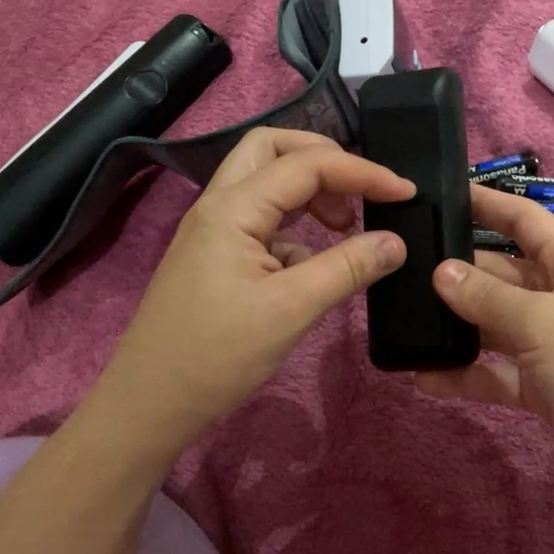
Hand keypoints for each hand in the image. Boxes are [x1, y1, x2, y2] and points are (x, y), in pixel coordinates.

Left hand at [97, 128, 414, 454]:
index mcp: (233, 209)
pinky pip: (264, 218)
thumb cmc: (217, 355)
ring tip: (345, 225)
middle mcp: (219, 206)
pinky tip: (315, 264)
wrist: (149, 406)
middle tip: (361, 190)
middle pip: (272, 148)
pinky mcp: (218, 256)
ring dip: (310, 189)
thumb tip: (397, 241)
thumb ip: (348, 267)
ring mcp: (215, 230)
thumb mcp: (292, 310)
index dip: (362, 172)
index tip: (405, 192)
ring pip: (266, 180)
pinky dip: (297, 225)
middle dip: (324, 158)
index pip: (306, 164)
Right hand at [416, 186, 553, 516]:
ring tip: (404, 317)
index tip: (445, 193)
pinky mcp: (540, 389)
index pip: (527, 221)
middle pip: (504, 272)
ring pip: (494, 324)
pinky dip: (463, 375)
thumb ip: (491, 297)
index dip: (490, 204)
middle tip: (403, 265)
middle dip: (460, 268)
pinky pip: (494, 373)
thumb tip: (441, 272)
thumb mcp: (546, 322)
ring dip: (457, 323)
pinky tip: (422, 376)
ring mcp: (550, 347)